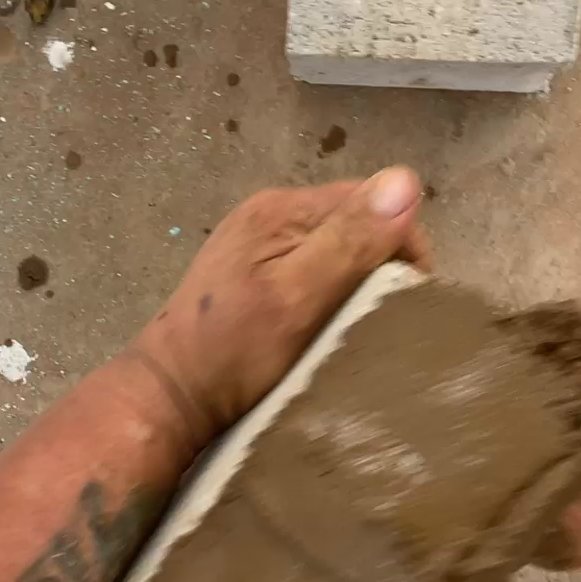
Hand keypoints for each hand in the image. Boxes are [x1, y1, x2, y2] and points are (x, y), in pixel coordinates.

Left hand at [126, 167, 430, 443]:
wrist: (170, 400)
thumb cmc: (232, 354)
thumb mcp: (295, 298)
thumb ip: (347, 242)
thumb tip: (406, 182)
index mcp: (280, 209)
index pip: (370, 201)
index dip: (402, 244)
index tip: (410, 300)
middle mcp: (270, 218)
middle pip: (354, 225)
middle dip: (381, 266)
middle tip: (388, 321)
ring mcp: (258, 249)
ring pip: (336, 252)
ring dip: (359, 285)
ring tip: (363, 329)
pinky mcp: (253, 279)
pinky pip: (314, 274)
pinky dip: (333, 297)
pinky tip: (331, 328)